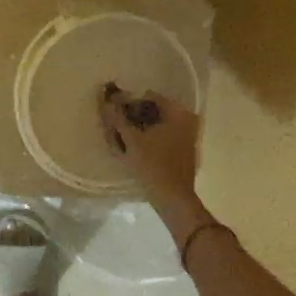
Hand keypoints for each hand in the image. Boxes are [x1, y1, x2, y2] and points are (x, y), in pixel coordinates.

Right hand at [99, 84, 200, 210]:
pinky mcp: (184, 150)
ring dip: (140, 129)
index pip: (148, 97)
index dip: (128, 103)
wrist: (172, 198)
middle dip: (133, 117)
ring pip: (157, 125)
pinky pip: (163, 136)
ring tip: (122, 140)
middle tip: (116, 128)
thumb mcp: (132, 140)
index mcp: (178, 113)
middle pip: (153, 111)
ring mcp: (188, 135)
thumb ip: (118, 118)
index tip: (115, 115)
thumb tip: (106, 100)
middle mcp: (187, 120)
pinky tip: (135, 149)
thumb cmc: (153, 165)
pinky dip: (149, 139)